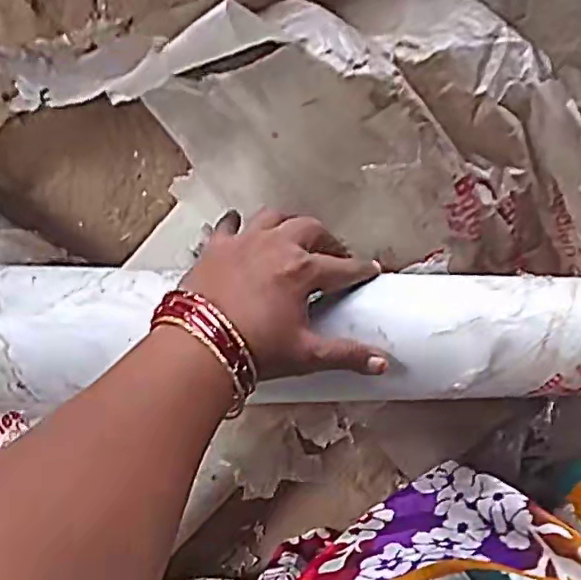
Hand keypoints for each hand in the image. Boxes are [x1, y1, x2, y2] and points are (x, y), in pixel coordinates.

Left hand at [178, 210, 386, 380]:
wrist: (201, 346)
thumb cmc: (253, 348)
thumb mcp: (308, 354)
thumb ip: (347, 355)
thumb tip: (379, 362)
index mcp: (301, 270)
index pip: (342, 267)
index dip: (360, 270)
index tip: (370, 270)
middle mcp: (274, 247)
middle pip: (311, 229)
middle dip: (328, 240)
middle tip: (336, 255)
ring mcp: (242, 243)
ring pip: (273, 216)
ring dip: (289, 223)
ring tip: (296, 234)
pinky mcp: (215, 248)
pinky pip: (229, 225)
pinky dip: (240, 224)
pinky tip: (243, 229)